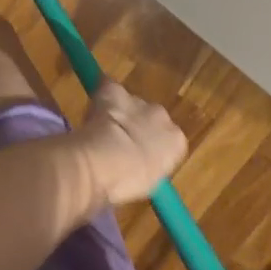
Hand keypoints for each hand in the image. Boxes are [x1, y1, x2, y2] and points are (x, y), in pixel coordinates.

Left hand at [72, 82, 187, 205]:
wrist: (107, 161)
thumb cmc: (130, 182)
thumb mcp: (150, 182)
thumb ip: (150, 164)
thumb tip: (137, 162)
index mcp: (177, 142)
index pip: (168, 138)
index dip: (150, 144)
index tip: (137, 154)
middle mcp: (162, 116)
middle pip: (150, 116)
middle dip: (136, 125)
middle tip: (118, 141)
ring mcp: (138, 100)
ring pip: (129, 102)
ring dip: (119, 110)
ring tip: (102, 127)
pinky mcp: (114, 90)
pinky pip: (108, 86)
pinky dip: (102, 94)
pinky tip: (93, 106)